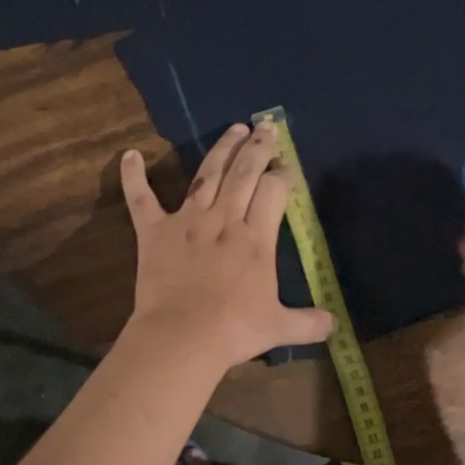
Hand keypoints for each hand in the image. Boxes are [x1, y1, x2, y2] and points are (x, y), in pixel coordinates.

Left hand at [120, 120, 334, 368]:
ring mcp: (187, 221)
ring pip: (206, 174)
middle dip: (258, 147)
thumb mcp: (279, 328)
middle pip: (244, 172)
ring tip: (234, 129)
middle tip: (266, 128)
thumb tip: (334, 326)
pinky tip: (130, 156)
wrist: (183, 336)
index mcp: (255, 238)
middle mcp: (224, 219)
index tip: (287, 167)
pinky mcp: (154, 232)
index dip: (282, 175)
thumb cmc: (233, 331)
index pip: (274, 191)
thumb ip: (308, 323)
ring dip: (221, 149)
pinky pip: (141, 199)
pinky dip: (134, 177)